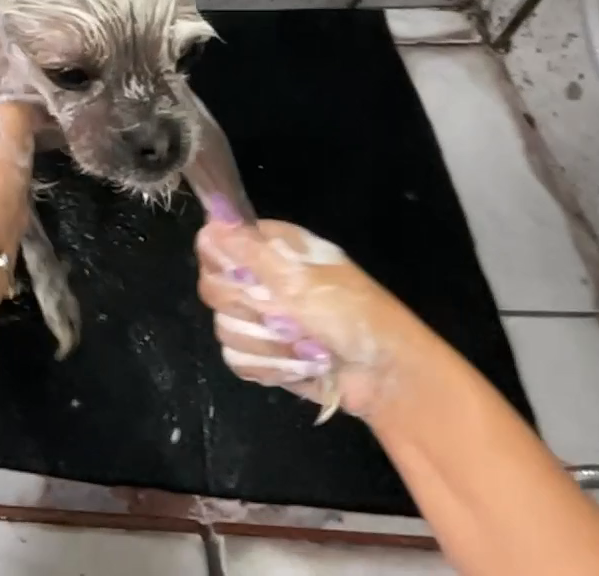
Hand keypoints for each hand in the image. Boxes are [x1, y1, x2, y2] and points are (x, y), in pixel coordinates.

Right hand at [196, 218, 429, 418]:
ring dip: (272, 345)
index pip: (213, 245)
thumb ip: (250, 252)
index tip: (249, 280)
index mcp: (268, 248)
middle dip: (255, 313)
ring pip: (225, 328)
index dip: (224, 266)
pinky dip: (273, 367)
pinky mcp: (259, 354)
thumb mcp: (302, 280)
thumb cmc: (353, 315)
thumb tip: (210, 223)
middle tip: (291, 316)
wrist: (387, 375)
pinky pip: (237, 359)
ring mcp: (256, 318)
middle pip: (214, 290)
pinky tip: (302, 365)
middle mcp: (256, 278)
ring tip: (310, 347)